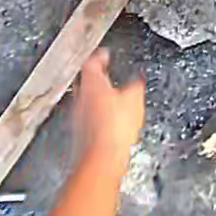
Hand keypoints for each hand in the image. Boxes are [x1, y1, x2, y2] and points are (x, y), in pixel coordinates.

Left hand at [72, 48, 144, 164]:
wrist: (101, 161)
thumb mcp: (134, 99)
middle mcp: (80, 99)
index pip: (92, 62)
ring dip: (97, 96)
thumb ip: (135, 85)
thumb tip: (137, 80)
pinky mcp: (80, 135)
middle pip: (85, 81)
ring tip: (110, 97)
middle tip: (107, 73)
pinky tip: (108, 121)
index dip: (100, 56)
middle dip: (97, 76)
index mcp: (91, 84)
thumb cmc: (114, 129)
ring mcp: (77, 118)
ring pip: (86, 100)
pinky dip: (97, 115)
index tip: (105, 54)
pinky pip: (88, 118)